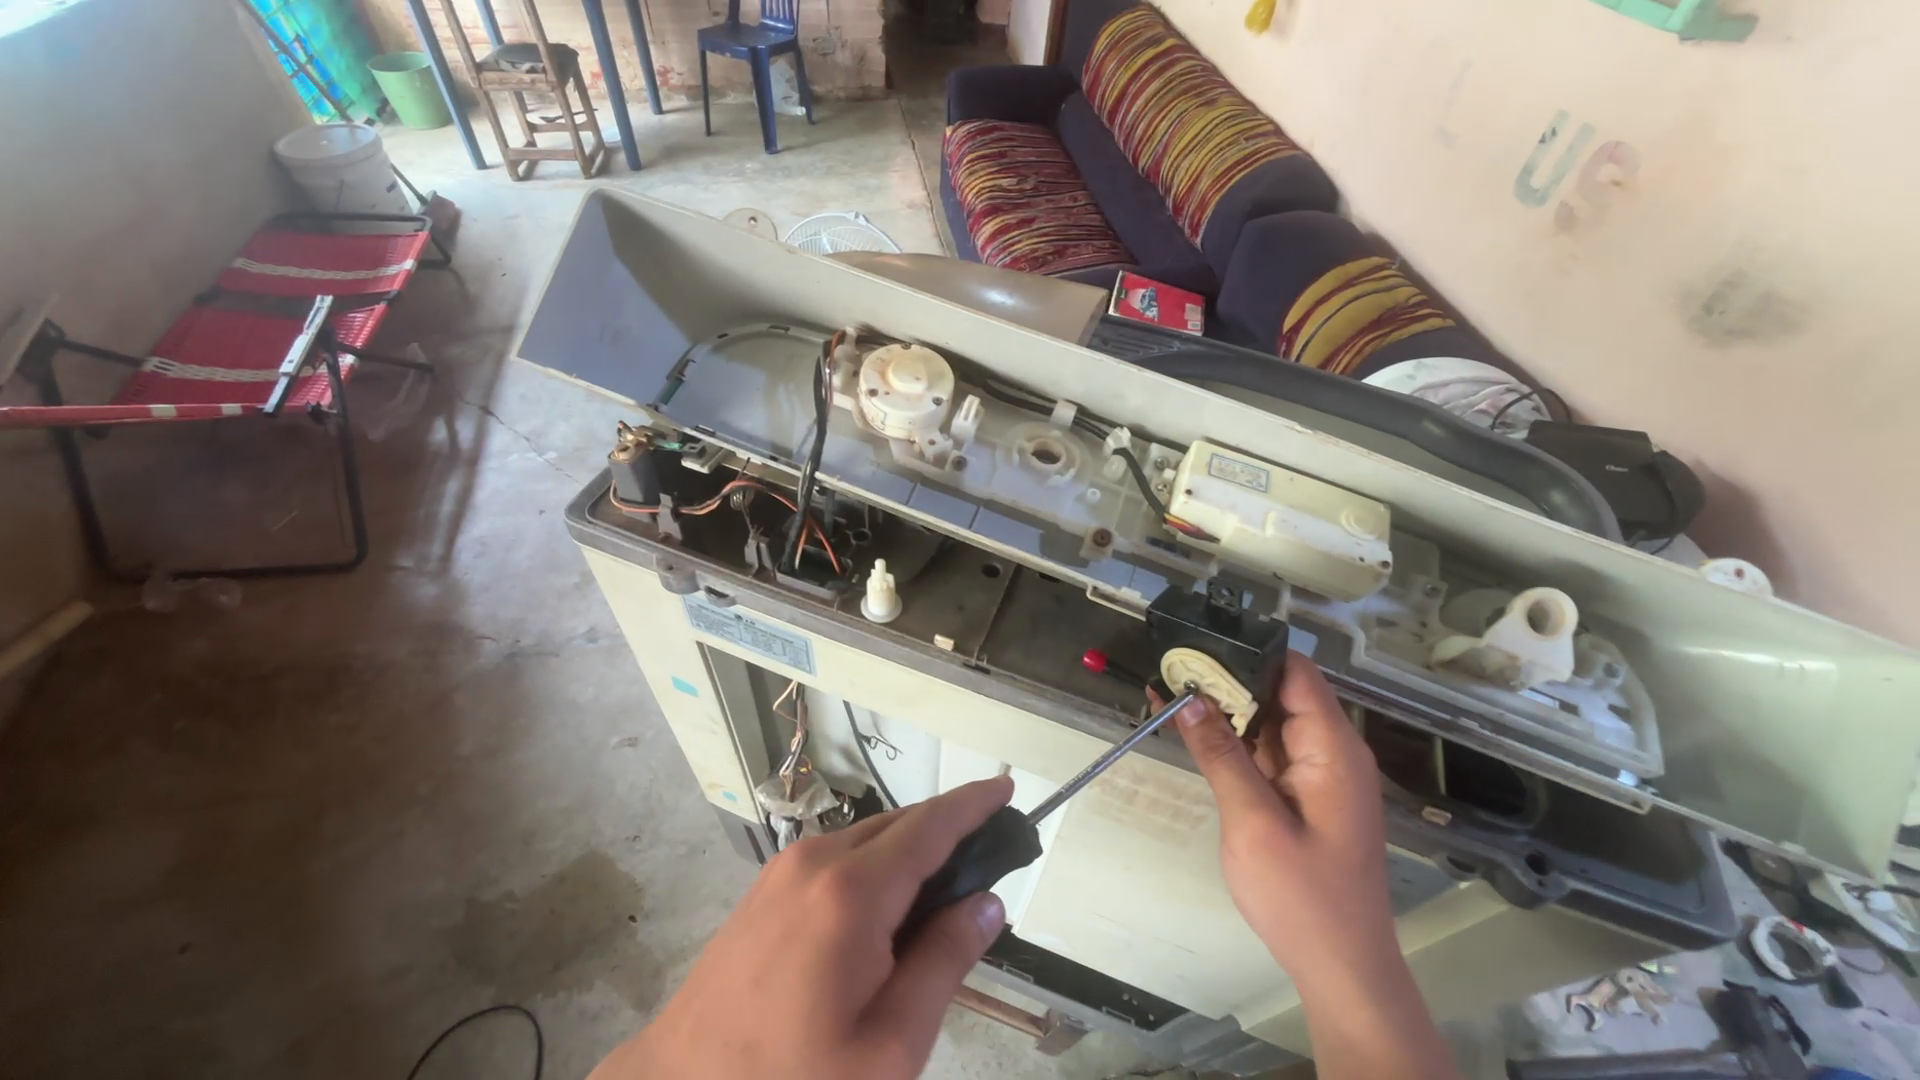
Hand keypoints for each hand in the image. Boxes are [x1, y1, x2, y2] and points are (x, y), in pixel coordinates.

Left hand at [589, 777, 1012, 1079]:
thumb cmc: (795, 1077)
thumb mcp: (889, 1042)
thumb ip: (945, 962)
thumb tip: (988, 903)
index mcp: (852, 892)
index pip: (930, 826)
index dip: (973, 802)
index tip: (1008, 785)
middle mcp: (815, 860)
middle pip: (900, 824)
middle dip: (948, 828)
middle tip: (990, 858)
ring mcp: (782, 870)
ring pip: (867, 838)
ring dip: (911, 848)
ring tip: (945, 890)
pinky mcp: (764, 888)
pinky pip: (836, 856)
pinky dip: (876, 863)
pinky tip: (888, 906)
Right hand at [1153, 651, 1390, 983]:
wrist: (1341, 967)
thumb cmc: (1303, 896)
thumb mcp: (1252, 821)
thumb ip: (1220, 755)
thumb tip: (1188, 699)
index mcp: (1332, 749)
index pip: (1296, 673)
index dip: (1250, 652)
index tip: (1199, 643)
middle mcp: (1331, 752)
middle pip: (1279, 693)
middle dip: (1227, 679)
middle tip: (1170, 668)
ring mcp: (1318, 775)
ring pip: (1269, 722)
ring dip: (1225, 710)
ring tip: (1169, 692)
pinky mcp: (1304, 796)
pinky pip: (1267, 753)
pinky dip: (1234, 741)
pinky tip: (1193, 731)